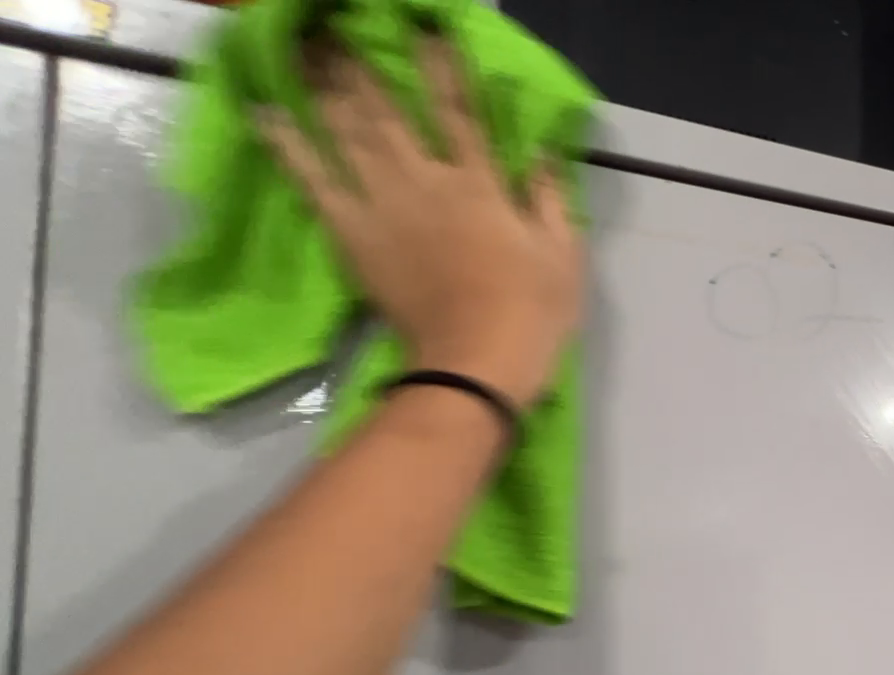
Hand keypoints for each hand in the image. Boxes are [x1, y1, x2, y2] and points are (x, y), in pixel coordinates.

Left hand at [256, 39, 582, 409]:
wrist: (478, 362)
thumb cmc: (534, 311)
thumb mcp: (565, 256)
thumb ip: (550, 200)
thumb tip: (541, 153)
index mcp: (481, 185)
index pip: (458, 111)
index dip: (439, 65)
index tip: (423, 27)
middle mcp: (426, 181)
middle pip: (384, 109)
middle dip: (359, 62)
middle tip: (333, 25)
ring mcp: (383, 205)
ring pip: (343, 129)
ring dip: (320, 82)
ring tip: (301, 47)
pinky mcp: (353, 234)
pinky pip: (312, 178)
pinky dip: (287, 142)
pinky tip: (268, 110)